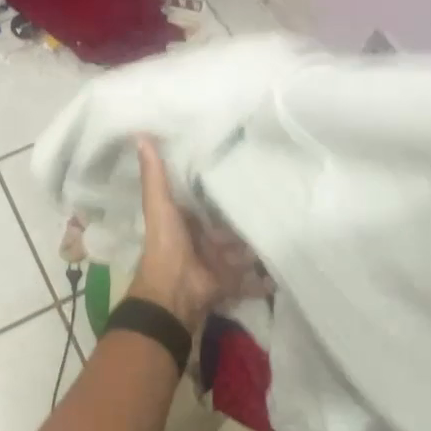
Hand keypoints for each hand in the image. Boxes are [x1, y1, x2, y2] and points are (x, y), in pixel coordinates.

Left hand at [127, 136, 270, 334]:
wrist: (173, 294)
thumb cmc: (166, 244)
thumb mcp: (160, 205)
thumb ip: (155, 175)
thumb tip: (140, 136)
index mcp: (184, 220)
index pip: (203, 199)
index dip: (218, 186)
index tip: (242, 166)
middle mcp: (201, 240)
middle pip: (227, 227)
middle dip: (246, 218)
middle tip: (277, 198)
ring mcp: (216, 263)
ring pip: (242, 253)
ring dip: (258, 246)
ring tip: (290, 227)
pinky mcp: (229, 283)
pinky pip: (251, 281)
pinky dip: (265, 279)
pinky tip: (286, 268)